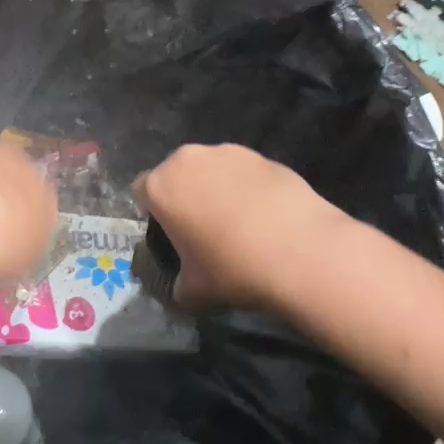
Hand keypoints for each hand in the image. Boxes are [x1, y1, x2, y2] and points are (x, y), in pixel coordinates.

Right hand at [133, 143, 349, 310]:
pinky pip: (245, 173)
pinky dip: (250, 189)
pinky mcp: (264, 157)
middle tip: (204, 230)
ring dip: (217, 190)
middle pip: (177, 174)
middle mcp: (188, 159)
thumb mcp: (196, 290)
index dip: (154, 214)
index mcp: (161, 186)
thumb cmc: (233, 268)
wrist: (302, 251)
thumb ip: (179, 286)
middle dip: (186, 196)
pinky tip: (268, 218)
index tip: (172, 236)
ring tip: (241, 224)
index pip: (141, 191)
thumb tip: (181, 290)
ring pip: (212, 170)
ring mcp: (228, 153)